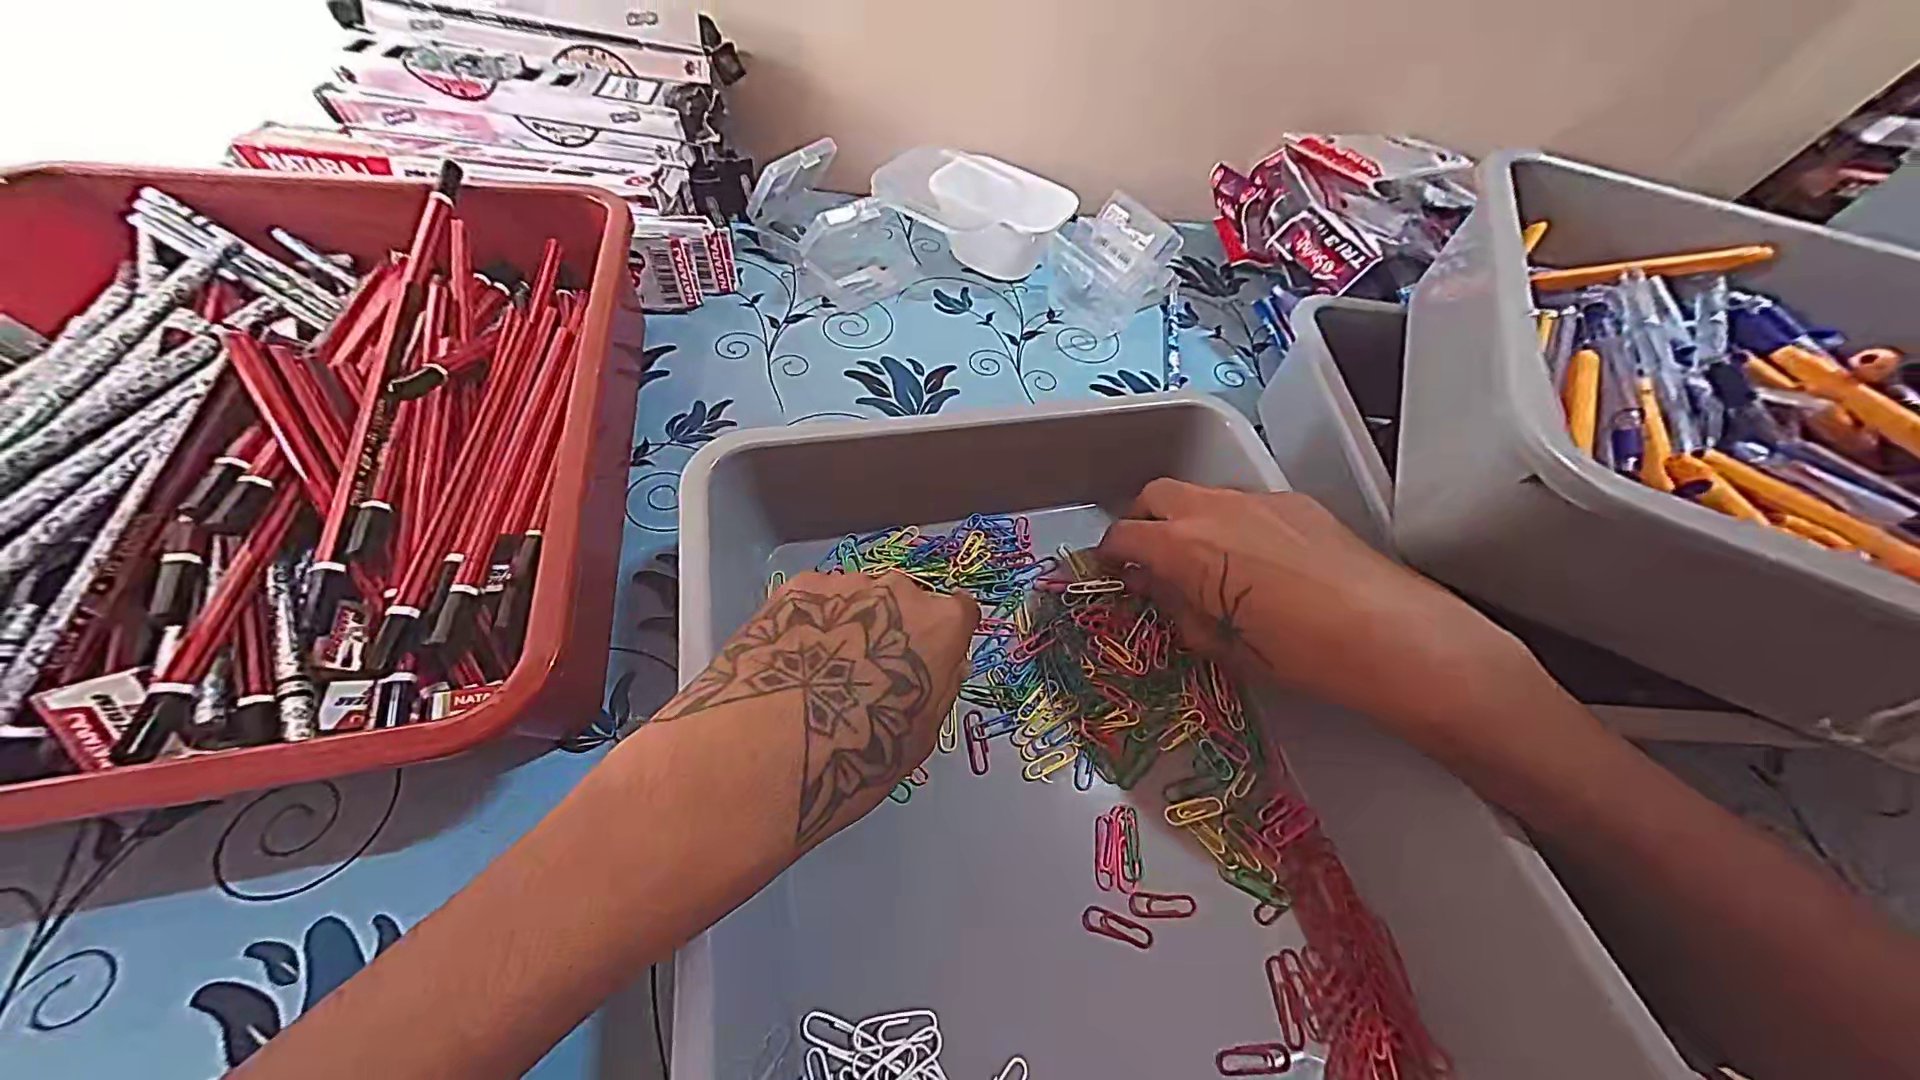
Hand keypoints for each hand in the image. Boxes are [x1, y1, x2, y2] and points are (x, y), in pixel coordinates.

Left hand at [651, 570, 977, 849]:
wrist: (765, 745)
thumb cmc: (854, 752)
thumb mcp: (920, 734)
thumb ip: (940, 684)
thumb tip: (945, 663)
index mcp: (940, 624)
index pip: (959, 611)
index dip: (942, 637)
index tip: (927, 659)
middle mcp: (898, 590)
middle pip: (906, 600)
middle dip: (895, 627)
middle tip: (867, 673)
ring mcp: (845, 583)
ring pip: (859, 597)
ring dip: (851, 622)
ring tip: (821, 671)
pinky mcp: (796, 586)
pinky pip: (818, 598)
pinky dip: (813, 620)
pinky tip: (793, 660)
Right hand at [1097, 480, 1559, 765]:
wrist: (1396, 638)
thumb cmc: (1300, 654)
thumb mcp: (1219, 642)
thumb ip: (1176, 605)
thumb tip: (1154, 586)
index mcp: (1185, 546)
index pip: (1123, 535)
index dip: (1108, 553)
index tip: (1110, 569)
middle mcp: (1214, 509)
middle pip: (1154, 495)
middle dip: (1140, 522)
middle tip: (1145, 557)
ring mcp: (1258, 499)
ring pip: (1199, 493)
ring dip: (1183, 517)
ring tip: (1199, 558)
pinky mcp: (1295, 502)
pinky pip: (1242, 501)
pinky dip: (1226, 519)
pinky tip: (1250, 556)